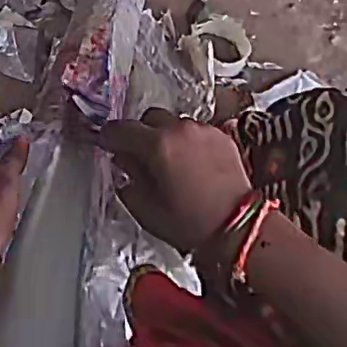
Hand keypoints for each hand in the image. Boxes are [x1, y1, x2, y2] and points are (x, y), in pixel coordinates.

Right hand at [97, 107, 252, 253]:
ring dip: (167, 136)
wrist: (240, 229)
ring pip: (173, 123)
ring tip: (172, 160)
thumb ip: (128, 178)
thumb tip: (123, 160)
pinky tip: (194, 162)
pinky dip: (189, 141)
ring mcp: (202, 129)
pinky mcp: (221, 136)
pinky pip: (196, 131)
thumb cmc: (188, 223)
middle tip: (142, 154)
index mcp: (155, 145)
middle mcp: (178, 129)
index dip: (109, 135)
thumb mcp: (146, 207)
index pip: (121, 129)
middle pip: (149, 118)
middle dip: (141, 132)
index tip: (106, 143)